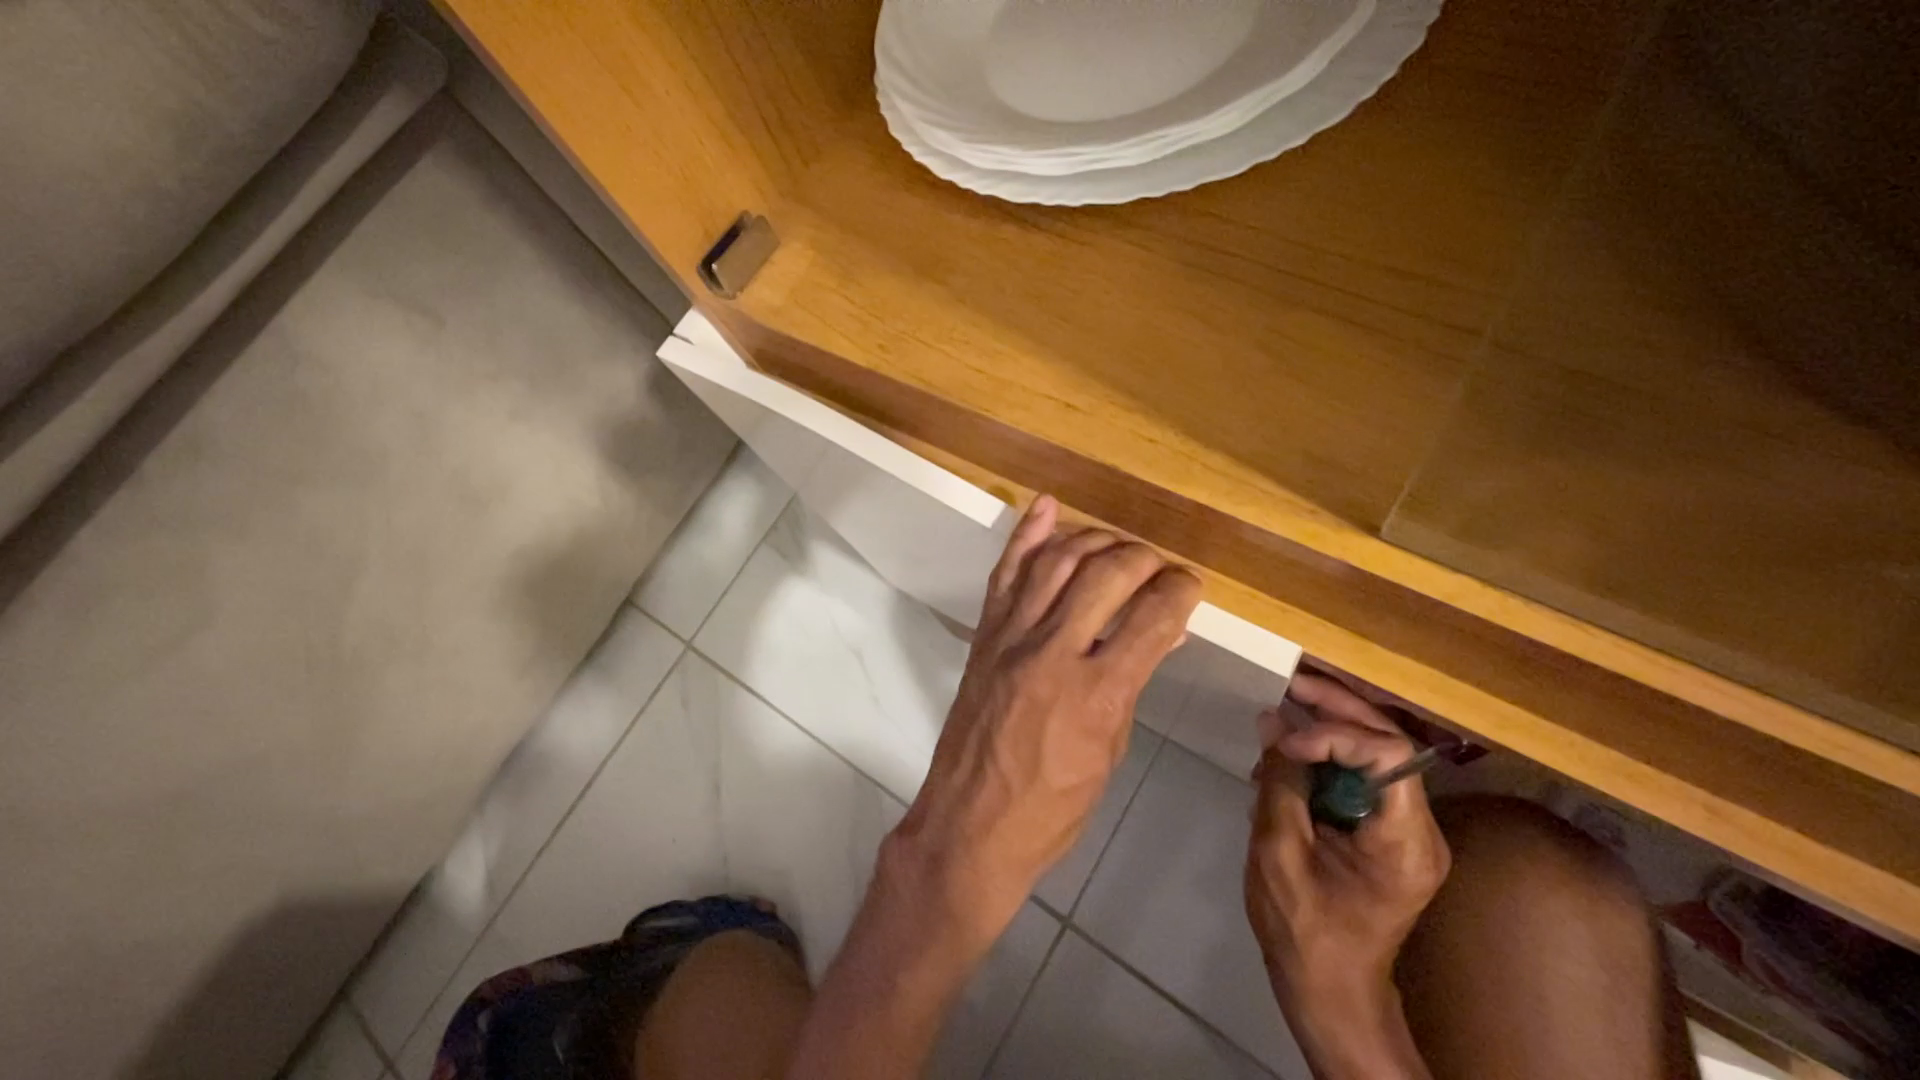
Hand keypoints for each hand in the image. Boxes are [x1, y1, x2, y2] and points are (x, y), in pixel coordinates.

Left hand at [888, 496, 1201, 941]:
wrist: (969, 826)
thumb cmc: (1052, 810)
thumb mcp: (1109, 752)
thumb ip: (1132, 685)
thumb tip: (1162, 638)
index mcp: (1098, 692)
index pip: (1154, 616)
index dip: (1181, 590)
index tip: (1191, 585)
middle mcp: (1053, 652)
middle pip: (1108, 574)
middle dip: (1144, 558)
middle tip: (1159, 567)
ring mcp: (1011, 638)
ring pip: (1057, 561)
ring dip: (1095, 540)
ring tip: (1119, 545)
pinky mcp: (984, 637)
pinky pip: (1005, 574)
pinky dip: (1026, 536)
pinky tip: (1048, 507)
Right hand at [1245, 673, 1448, 1076]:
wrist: (1329, 991)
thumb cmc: (1304, 932)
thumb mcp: (1279, 856)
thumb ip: (1280, 784)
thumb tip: (1273, 722)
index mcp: (1407, 842)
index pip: (1389, 755)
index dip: (1335, 734)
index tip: (1285, 741)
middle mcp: (1421, 829)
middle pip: (1389, 744)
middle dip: (1337, 711)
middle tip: (1288, 686)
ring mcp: (1406, 832)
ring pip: (1376, 756)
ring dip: (1330, 729)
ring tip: (1281, 713)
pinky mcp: (1386, 835)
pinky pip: (1361, 780)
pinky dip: (1325, 760)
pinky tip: (1287, 756)